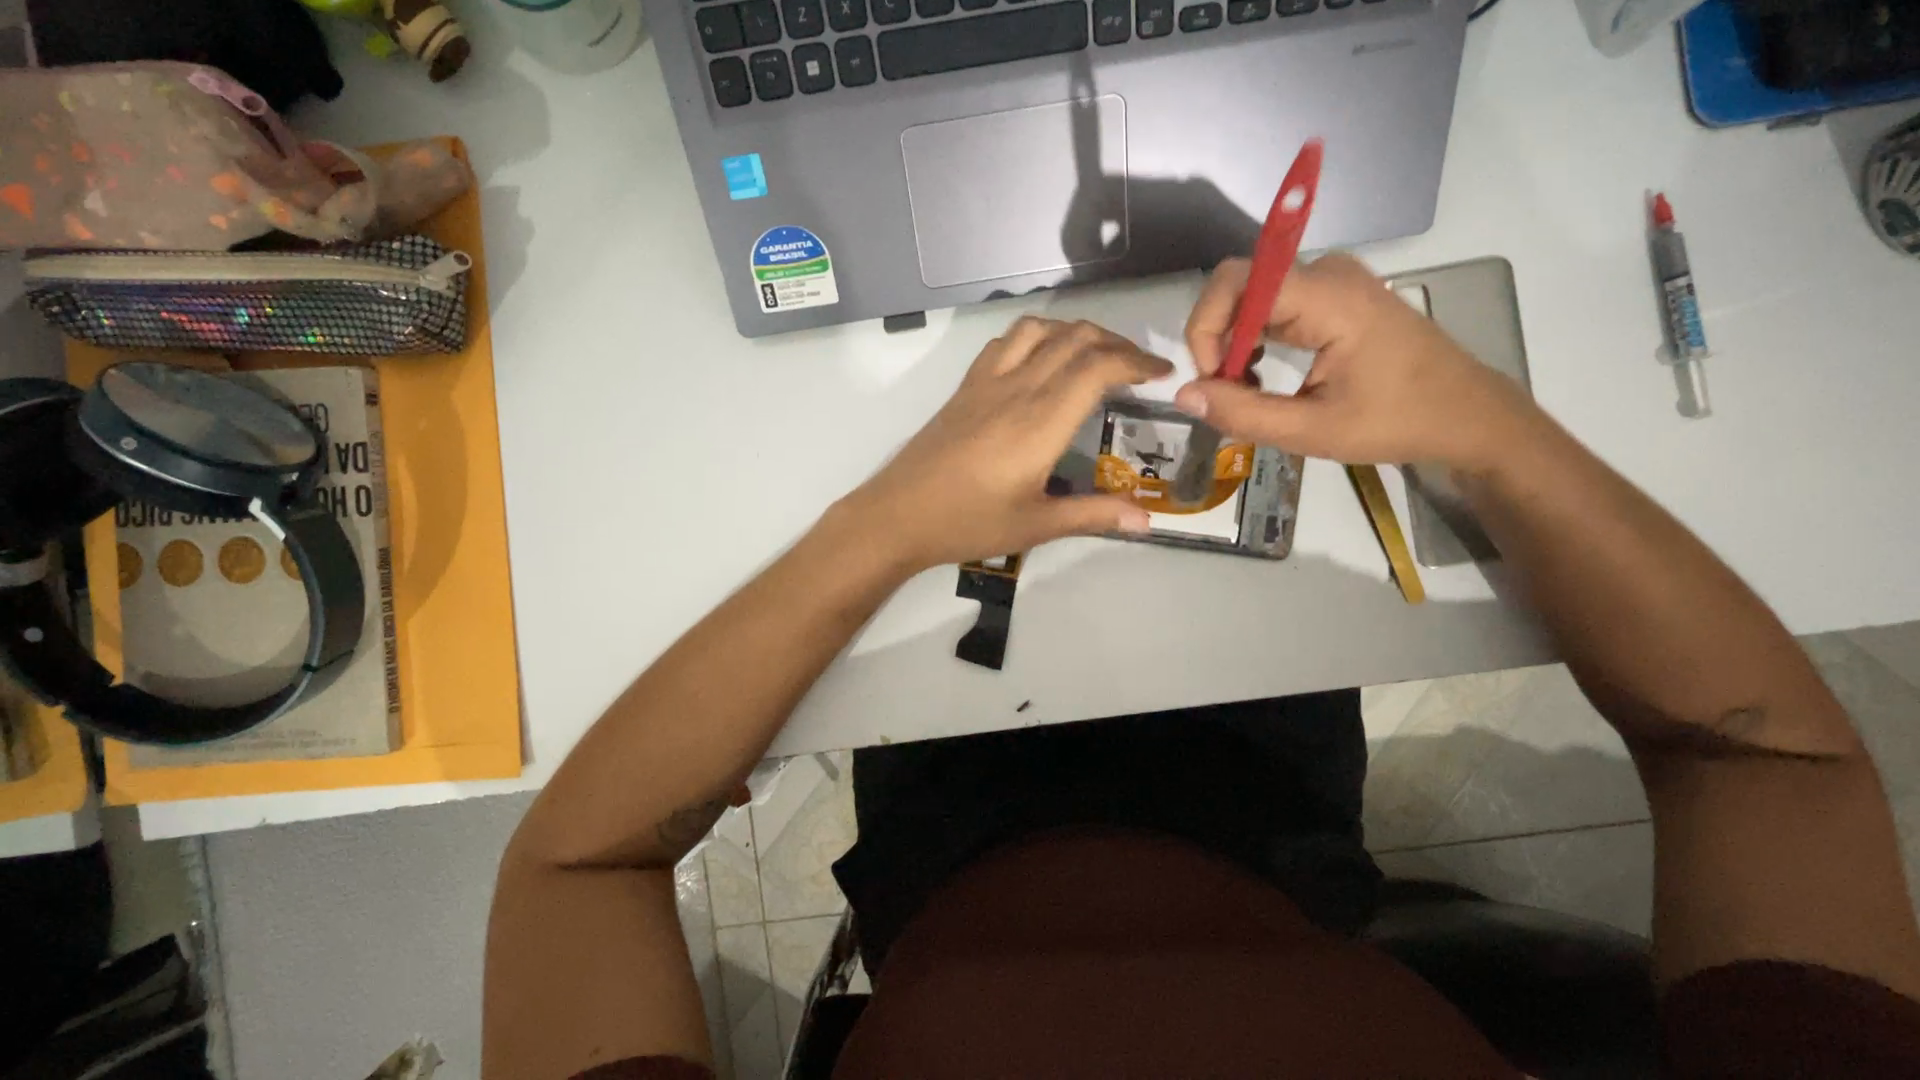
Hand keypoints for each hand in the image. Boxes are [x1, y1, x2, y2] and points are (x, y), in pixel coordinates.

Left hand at [841, 317, 1171, 570]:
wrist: (898, 514)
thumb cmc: (968, 522)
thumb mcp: (1036, 525)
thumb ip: (1093, 515)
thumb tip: (1146, 521)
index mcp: (1042, 421)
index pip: (1098, 366)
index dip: (1136, 361)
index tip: (1161, 373)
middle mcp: (1018, 389)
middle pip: (1075, 338)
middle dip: (1116, 343)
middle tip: (1139, 368)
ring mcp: (988, 383)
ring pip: (1039, 330)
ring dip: (1075, 332)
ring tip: (1096, 355)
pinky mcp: (966, 387)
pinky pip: (1005, 342)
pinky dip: (1036, 336)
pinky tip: (1041, 360)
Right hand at [1174, 254, 1536, 468]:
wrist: (1466, 414)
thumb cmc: (1397, 423)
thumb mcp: (1313, 431)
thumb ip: (1244, 413)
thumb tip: (1184, 395)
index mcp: (1329, 299)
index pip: (1236, 280)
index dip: (1207, 326)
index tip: (1213, 379)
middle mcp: (1329, 273)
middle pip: (1240, 283)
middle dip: (1217, 337)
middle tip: (1225, 389)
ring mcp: (1335, 280)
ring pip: (1253, 293)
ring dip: (1235, 340)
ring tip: (1246, 388)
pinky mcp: (1337, 293)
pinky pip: (1274, 301)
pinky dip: (1256, 335)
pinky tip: (1263, 374)